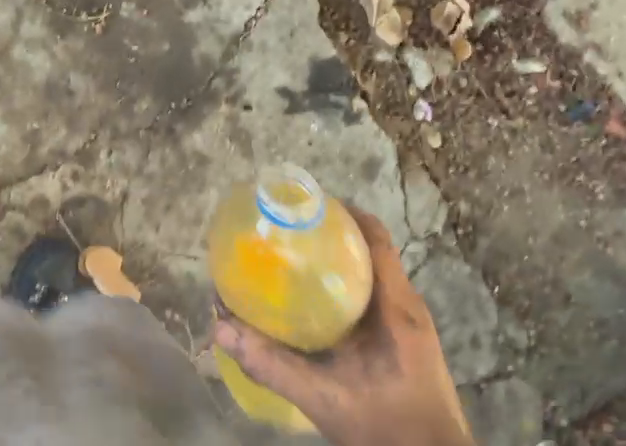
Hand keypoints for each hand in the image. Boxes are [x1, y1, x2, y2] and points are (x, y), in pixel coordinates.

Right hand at [211, 208, 473, 445]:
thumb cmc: (391, 429)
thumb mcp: (327, 399)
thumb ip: (273, 365)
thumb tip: (219, 327)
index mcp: (398, 308)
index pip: (374, 238)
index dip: (341, 212)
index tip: (299, 202)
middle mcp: (405, 307)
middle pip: (366, 249)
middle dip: (324, 233)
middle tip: (279, 229)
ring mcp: (405, 325)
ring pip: (365, 273)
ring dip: (329, 260)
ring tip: (283, 258)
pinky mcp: (400, 342)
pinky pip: (365, 297)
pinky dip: (335, 286)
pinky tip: (303, 302)